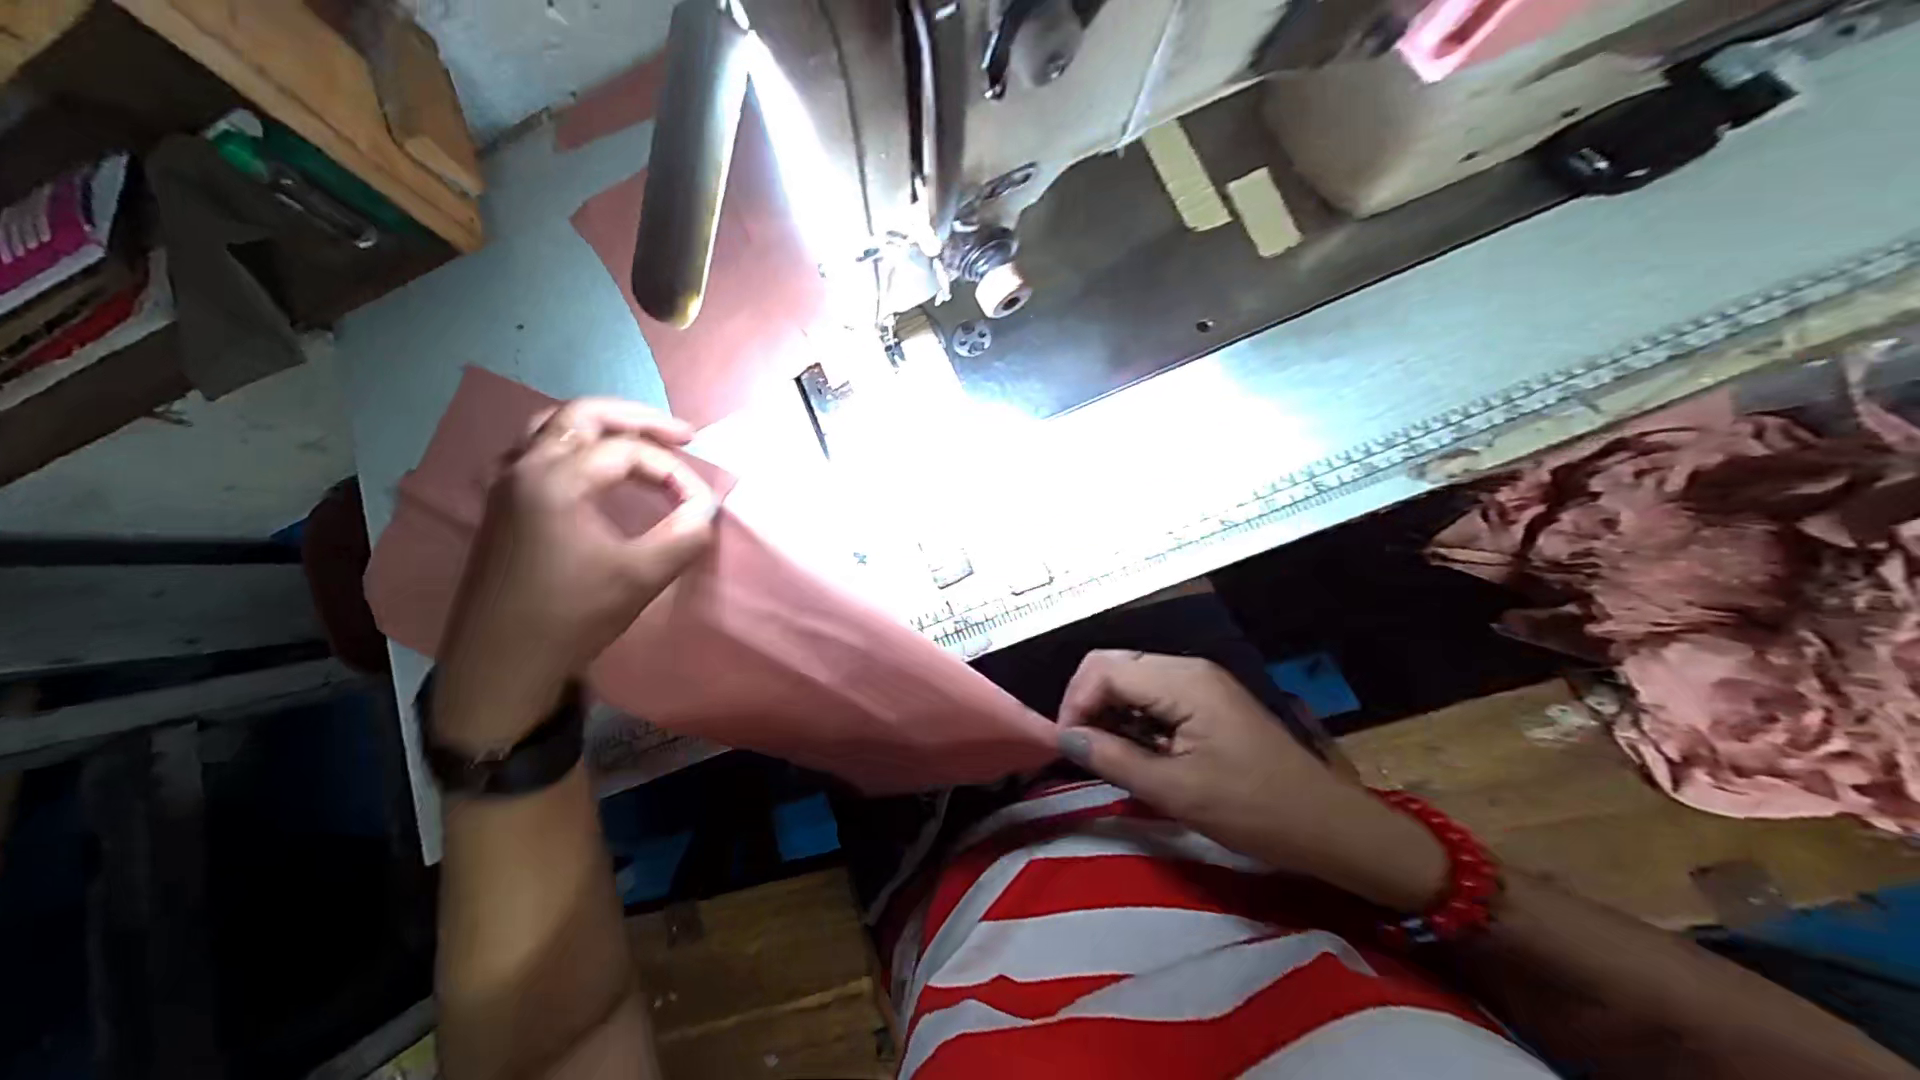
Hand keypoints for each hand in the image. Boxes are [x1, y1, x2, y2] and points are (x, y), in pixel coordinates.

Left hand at [434, 398, 717, 752]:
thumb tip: (705, 509)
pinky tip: (588, 469)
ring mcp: (506, 484)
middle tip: (682, 436)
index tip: (701, 506)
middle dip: (639, 420)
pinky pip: (535, 451)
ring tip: (638, 443)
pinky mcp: (502, 506)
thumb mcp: (641, 576)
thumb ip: (684, 535)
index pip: (630, 452)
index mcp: (557, 479)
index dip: (674, 472)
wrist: (500, 663)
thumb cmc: (571, 617)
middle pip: (585, 415)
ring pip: (553, 426)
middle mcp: (526, 467)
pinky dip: (571, 446)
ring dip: (601, 427)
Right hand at [1057, 651, 1447, 911]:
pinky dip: (1134, 718)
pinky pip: (1153, 695)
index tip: (1068, 747)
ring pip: (1131, 679)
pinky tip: (1138, 751)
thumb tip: (1064, 738)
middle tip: (1083, 749)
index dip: (1075, 704)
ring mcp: (1200, 682)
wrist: (1327, 826)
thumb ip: (1112, 758)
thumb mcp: (1174, 790)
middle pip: (1113, 666)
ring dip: (1110, 712)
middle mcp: (1188, 669)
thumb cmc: (1253, 809)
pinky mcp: (1208, 700)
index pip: (1102, 670)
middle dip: (1087, 703)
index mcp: (1182, 681)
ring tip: (1109, 755)